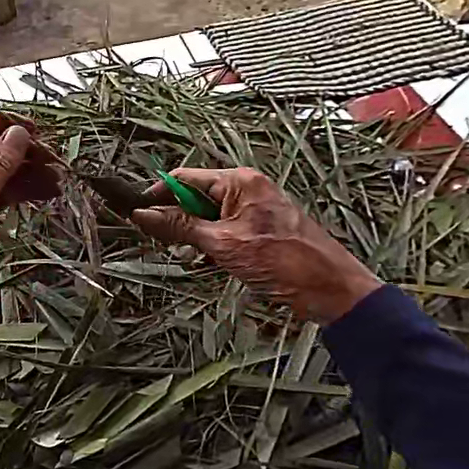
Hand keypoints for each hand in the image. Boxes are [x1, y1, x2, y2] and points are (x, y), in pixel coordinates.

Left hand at [0, 113, 58, 394]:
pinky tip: (45, 193)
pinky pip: (1, 193)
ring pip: (0, 172)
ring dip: (28, 173)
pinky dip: (21, 192)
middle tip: (53, 159)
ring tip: (57, 179)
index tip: (35, 130)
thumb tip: (18, 134)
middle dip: (23, 152)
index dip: (5, 124)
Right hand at [131, 167, 380, 323]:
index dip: (158, 195)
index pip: (184, 178)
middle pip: (194, 196)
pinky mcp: (259, 229)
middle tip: (162, 241)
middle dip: (176, 218)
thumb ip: (179, 227)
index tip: (137, 213)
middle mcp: (246, 188)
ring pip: (207, 215)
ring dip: (194, 235)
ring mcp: (254, 209)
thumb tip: (142, 214)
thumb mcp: (221, 243)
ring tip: (192, 256)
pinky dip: (211, 243)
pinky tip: (210, 262)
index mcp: (239, 181)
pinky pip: (223, 228)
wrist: (331, 290)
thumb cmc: (283, 262)